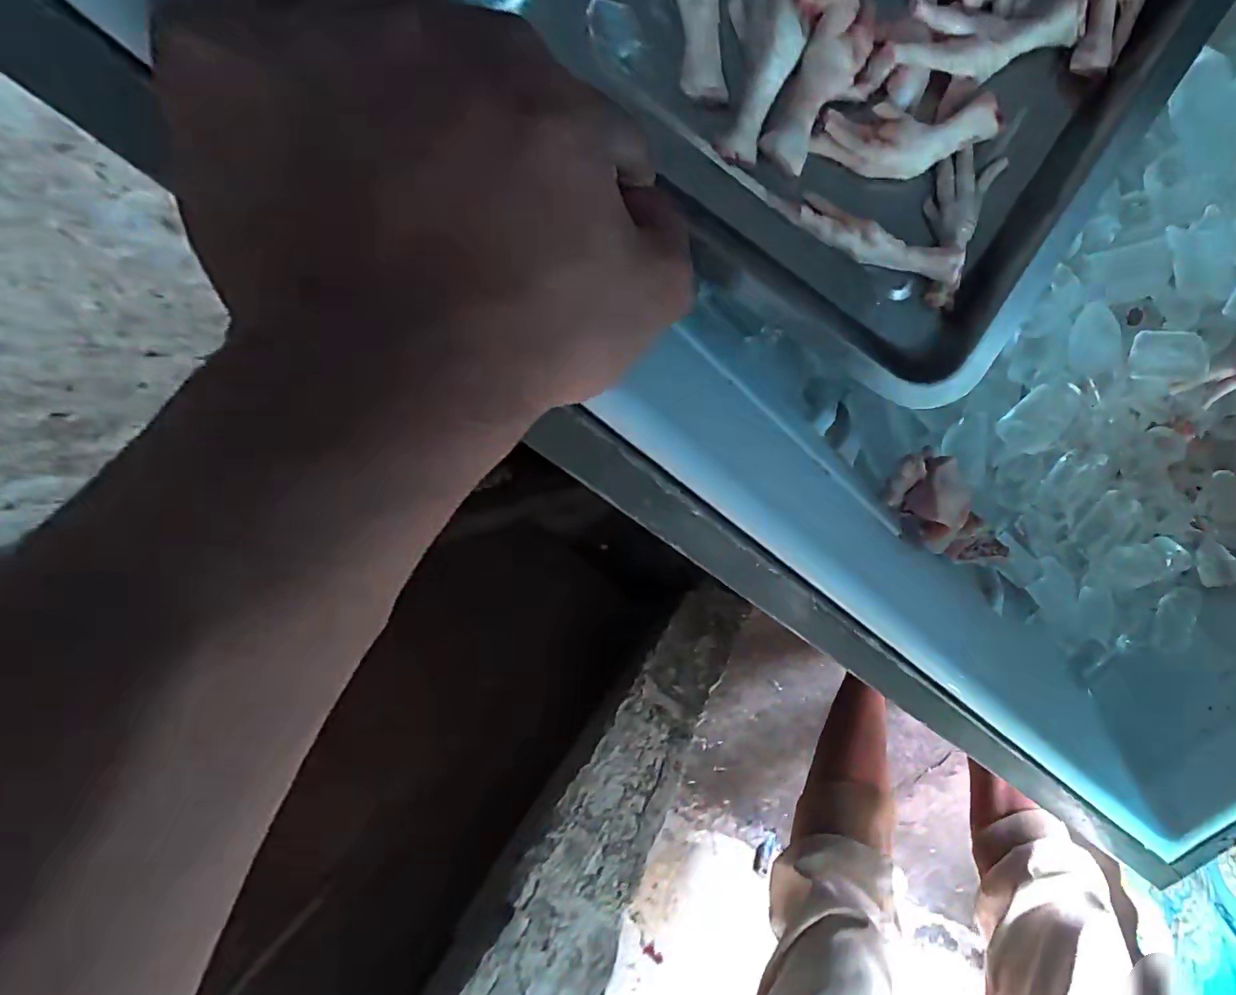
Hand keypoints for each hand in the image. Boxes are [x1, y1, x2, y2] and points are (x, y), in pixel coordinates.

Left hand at [153, 0, 690, 418]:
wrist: (390, 374)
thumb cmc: (537, 337)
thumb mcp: (655, 299)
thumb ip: (668, 229)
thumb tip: (641, 196)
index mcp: (556, 103)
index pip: (603, 131)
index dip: (604, 186)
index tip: (582, 230)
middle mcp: (445, 39)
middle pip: (505, 73)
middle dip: (518, 131)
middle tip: (498, 203)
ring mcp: (325, 33)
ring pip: (400, 50)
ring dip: (420, 102)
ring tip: (413, 184)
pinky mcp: (222, 50)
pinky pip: (285, 48)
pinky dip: (312, 92)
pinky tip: (333, 157)